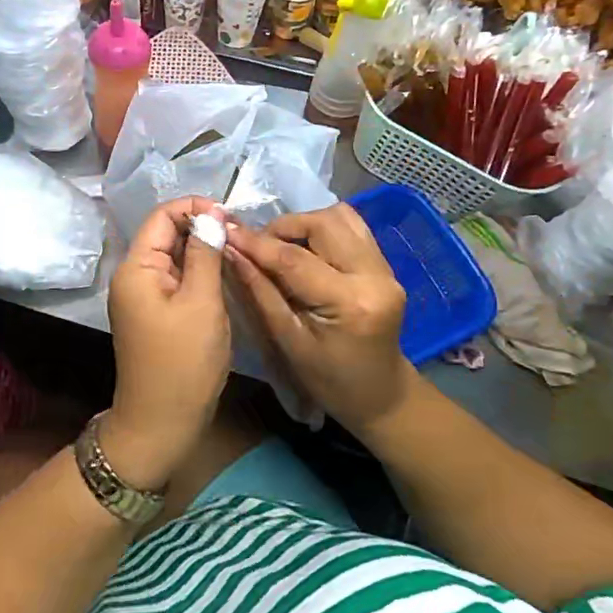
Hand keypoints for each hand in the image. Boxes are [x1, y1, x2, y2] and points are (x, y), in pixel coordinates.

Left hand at [104, 197, 230, 489]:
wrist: (162, 423)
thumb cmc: (183, 361)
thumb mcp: (202, 302)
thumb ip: (205, 253)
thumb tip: (212, 214)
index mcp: (138, 268)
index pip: (163, 216)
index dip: (196, 208)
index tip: (232, 218)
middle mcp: (135, 276)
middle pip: (167, 234)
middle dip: (203, 227)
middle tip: (242, 236)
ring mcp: (145, 296)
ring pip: (176, 256)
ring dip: (204, 249)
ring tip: (239, 253)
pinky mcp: (158, 313)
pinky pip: (178, 279)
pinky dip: (201, 271)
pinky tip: (226, 276)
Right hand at [224, 205, 412, 431]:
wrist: (380, 394)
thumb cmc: (330, 381)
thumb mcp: (288, 343)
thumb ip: (261, 292)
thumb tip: (232, 250)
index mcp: (350, 303)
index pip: (296, 260)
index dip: (257, 243)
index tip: (226, 231)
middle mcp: (374, 276)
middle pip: (324, 224)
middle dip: (285, 226)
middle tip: (258, 244)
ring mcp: (385, 268)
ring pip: (341, 218)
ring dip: (305, 223)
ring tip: (281, 244)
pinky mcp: (386, 265)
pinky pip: (353, 229)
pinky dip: (324, 229)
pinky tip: (306, 247)